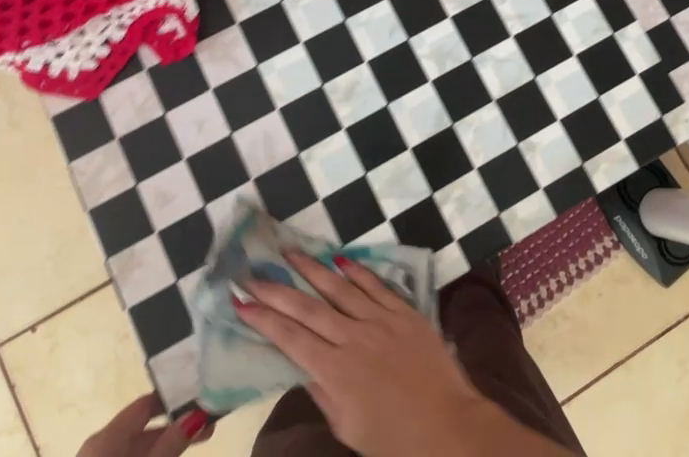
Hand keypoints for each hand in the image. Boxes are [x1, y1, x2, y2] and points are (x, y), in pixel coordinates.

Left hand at [76, 393, 212, 456]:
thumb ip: (171, 445)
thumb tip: (197, 414)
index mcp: (106, 437)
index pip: (145, 405)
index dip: (174, 398)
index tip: (203, 398)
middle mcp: (99, 447)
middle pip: (143, 427)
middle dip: (176, 427)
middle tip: (208, 428)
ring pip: (137, 448)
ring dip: (166, 445)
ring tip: (196, 444)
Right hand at [238, 252, 569, 456]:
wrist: (447, 426)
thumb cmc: (392, 437)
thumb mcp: (345, 425)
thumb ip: (321, 391)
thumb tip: (301, 363)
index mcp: (335, 371)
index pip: (290, 338)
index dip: (263, 318)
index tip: (241, 302)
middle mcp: (354, 338)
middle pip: (308, 308)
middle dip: (277, 289)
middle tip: (253, 272)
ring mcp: (382, 321)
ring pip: (340, 287)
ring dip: (312, 268)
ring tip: (290, 251)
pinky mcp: (406, 313)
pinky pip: (377, 285)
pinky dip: (357, 271)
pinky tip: (340, 259)